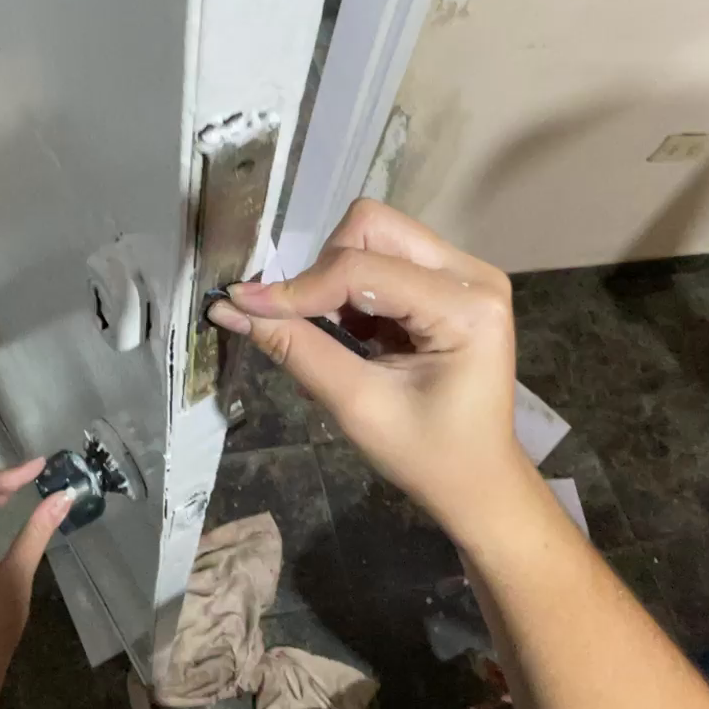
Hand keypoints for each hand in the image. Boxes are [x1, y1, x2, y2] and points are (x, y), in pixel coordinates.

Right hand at [205, 199, 528, 533]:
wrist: (478, 480)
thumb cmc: (427, 454)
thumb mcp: (357, 405)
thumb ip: (295, 349)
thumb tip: (231, 308)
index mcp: (465, 307)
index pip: (361, 270)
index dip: (297, 288)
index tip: (243, 307)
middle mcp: (471, 273)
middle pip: (371, 229)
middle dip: (323, 270)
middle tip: (309, 324)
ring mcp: (464, 272)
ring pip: (374, 236)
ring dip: (337, 279)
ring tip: (340, 337)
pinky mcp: (449, 280)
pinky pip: (384, 257)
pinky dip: (354, 289)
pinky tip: (359, 335)